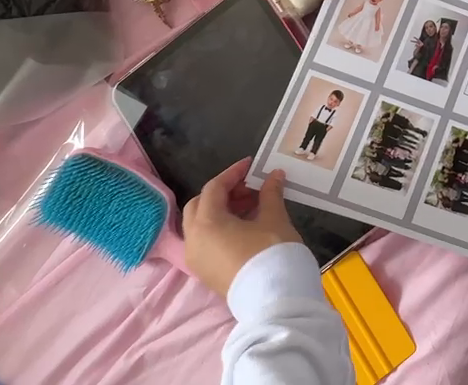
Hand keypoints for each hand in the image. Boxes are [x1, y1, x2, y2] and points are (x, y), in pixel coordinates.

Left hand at [182, 158, 301, 297]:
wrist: (272, 300)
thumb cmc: (270, 253)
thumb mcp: (274, 218)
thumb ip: (270, 193)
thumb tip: (274, 175)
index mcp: (206, 224)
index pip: (213, 188)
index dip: (233, 173)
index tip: (252, 165)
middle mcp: (193, 241)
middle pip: (199, 206)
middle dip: (222, 193)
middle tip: (249, 189)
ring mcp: (196, 260)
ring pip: (200, 225)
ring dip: (221, 210)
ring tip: (253, 207)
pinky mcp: (205, 273)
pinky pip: (205, 241)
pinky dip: (219, 228)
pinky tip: (246, 227)